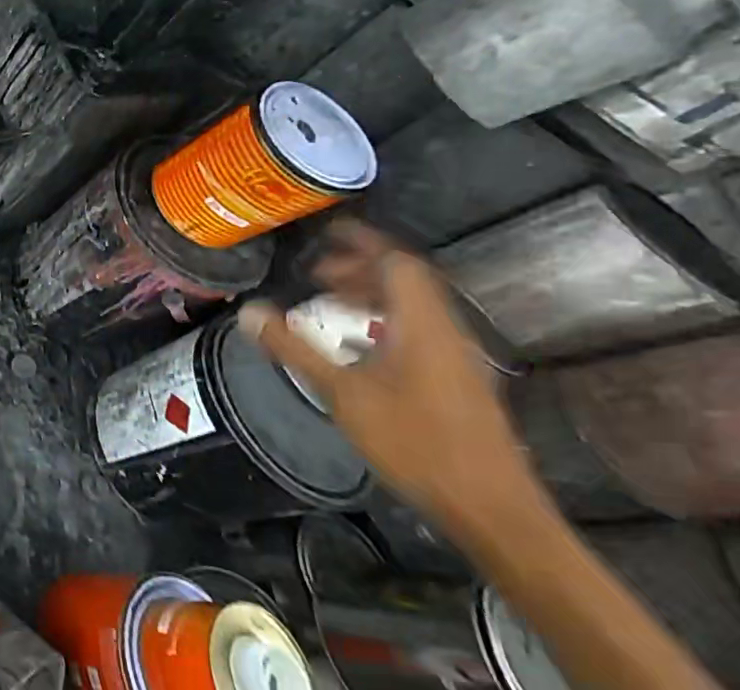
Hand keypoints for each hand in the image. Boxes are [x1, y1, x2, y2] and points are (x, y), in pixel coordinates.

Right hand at [241, 221, 544, 543]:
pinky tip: (358, 345)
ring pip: (415, 308)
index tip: (328, 232)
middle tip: (316, 275)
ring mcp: (459, 359)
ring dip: (373, 297)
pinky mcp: (460, 382)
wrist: (489, 507)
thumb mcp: (341, 392)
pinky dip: (386, 322)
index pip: (397, 264)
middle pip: (408, 282)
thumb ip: (295, 348)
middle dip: (360, 270)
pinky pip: (420, 331)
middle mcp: (448, 334)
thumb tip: (249, 311)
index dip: (364, 242)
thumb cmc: (414, 441)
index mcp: (424, 326)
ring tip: (331, 305)